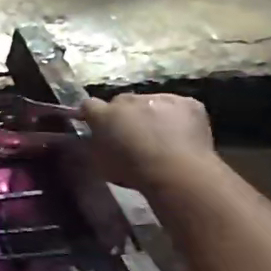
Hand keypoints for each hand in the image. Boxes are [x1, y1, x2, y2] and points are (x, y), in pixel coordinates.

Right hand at [78, 92, 216, 190]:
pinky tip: (179, 133)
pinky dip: (176, 116)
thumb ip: (89, 144)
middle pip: (122, 101)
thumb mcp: (98, 162)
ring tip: (159, 135)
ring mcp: (160, 98)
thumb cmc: (131, 172)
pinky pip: (177, 106)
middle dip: (122, 114)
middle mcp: (130, 100)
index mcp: (104, 114)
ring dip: (149, 114)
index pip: (89, 104)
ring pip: (150, 102)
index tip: (94, 124)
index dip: (91, 114)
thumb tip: (83, 137)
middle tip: (130, 134)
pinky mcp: (188, 103)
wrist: (177, 172)